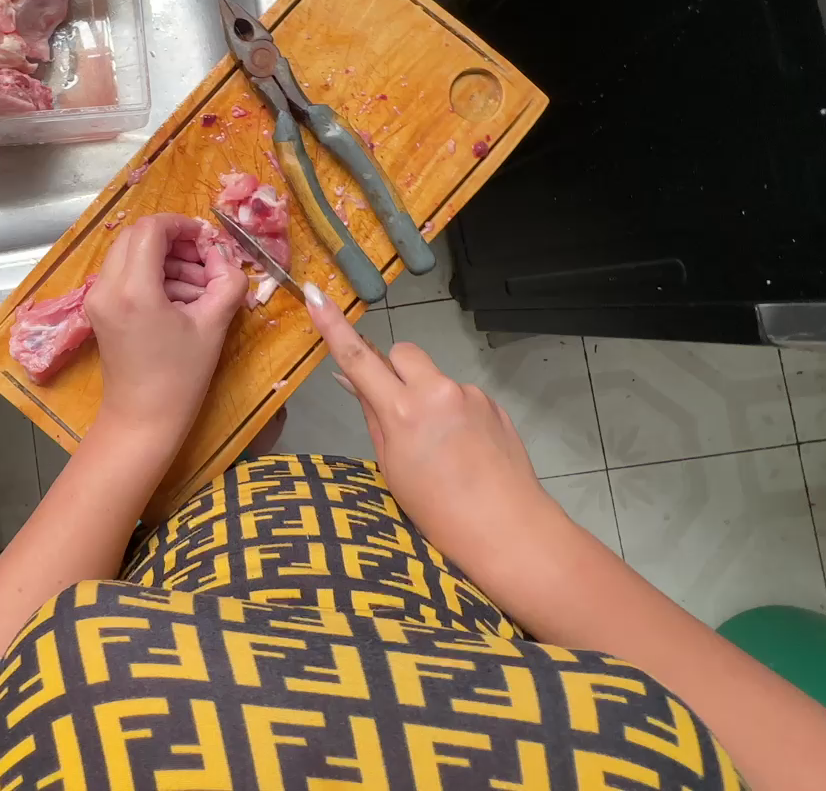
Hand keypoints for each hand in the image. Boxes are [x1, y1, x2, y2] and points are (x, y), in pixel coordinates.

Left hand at [86, 214, 245, 438]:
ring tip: (200, 288)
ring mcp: (97, 297)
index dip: (181, 225)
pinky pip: (125, 274)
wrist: (142, 420)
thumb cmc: (180, 377)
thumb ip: (227, 282)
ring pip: (130, 253)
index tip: (207, 240)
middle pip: (136, 236)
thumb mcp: (213, 325)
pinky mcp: (99, 309)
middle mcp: (106, 286)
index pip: (151, 229)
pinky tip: (181, 299)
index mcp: (133, 288)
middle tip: (204, 261)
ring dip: (165, 259)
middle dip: (173, 241)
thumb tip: (225, 257)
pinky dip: (152, 275)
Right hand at [303, 282, 557, 549]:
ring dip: (425, 393)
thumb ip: (372, 415)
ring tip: (439, 443)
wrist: (510, 531)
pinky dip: (452, 411)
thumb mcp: (391, 466)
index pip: (357, 358)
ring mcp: (469, 394)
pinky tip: (463, 448)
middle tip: (396, 407)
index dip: (333, 326)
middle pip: (402, 352)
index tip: (316, 295)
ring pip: (432, 375)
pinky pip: (458, 393)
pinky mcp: (492, 402)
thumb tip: (350, 379)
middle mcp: (437, 391)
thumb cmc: (437, 511)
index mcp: (403, 412)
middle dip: (392, 370)